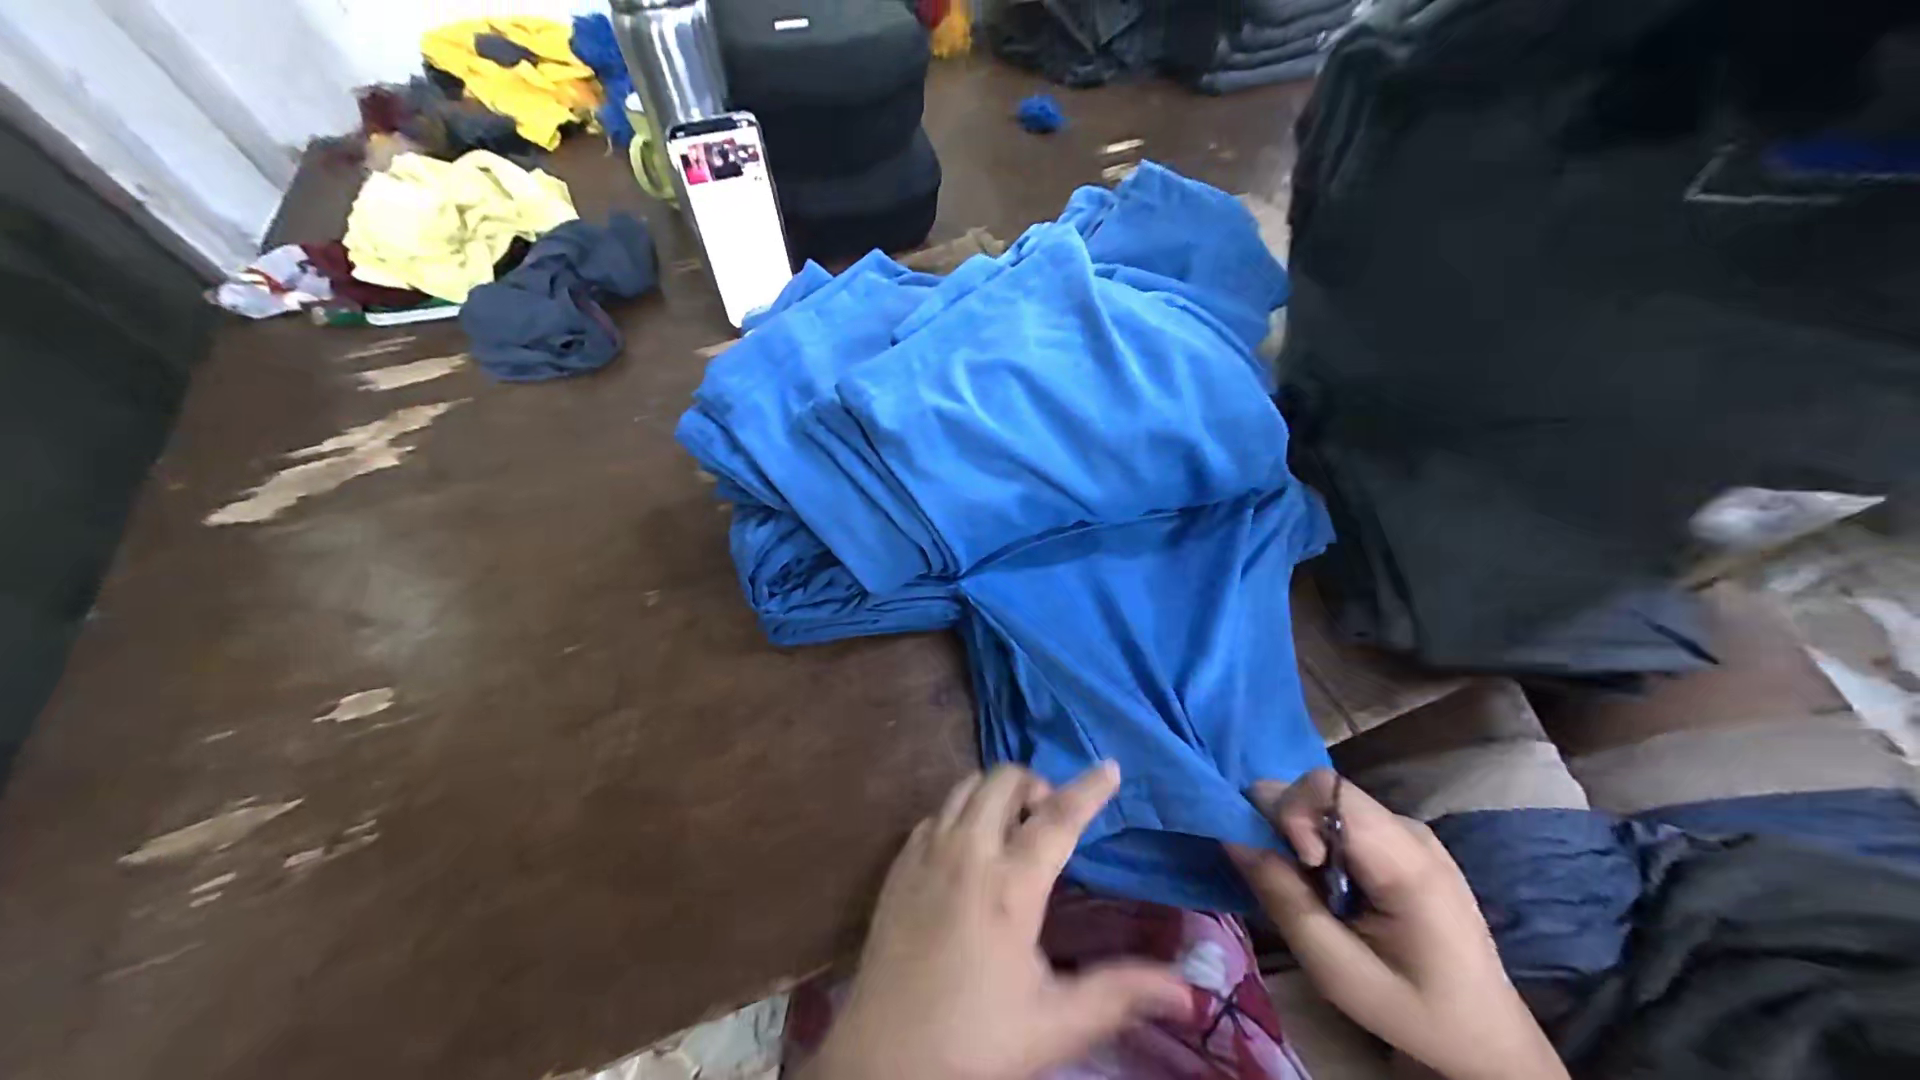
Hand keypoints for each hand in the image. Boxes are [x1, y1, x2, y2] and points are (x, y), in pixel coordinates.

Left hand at [805, 763, 1190, 1079]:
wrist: (882, 1059)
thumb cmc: (975, 1041)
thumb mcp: (1055, 1023)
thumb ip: (1120, 994)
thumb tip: (1187, 990)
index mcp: (1009, 884)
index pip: (1058, 818)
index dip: (1088, 789)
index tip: (1109, 766)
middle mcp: (966, 851)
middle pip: (1004, 780)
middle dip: (1035, 784)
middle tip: (1051, 819)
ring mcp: (925, 852)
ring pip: (965, 786)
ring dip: (995, 792)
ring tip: (1013, 827)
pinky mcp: (898, 863)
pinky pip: (935, 812)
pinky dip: (960, 812)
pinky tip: (968, 849)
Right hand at [1227, 769, 1567, 1079]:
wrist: (1488, 1038)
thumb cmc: (1414, 1011)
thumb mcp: (1337, 970)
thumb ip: (1282, 897)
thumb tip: (1232, 835)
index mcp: (1406, 861)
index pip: (1325, 788)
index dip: (1290, 812)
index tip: (1297, 866)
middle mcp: (1409, 829)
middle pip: (1320, 791)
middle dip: (1287, 826)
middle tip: (1292, 881)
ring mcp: (1409, 831)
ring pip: (1325, 803)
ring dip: (1300, 837)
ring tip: (1315, 892)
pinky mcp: (1402, 840)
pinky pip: (1341, 818)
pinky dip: (1319, 842)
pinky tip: (1333, 889)